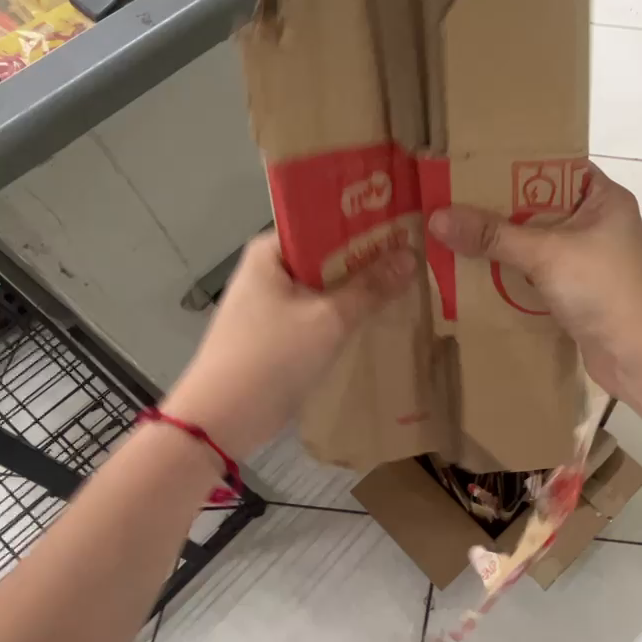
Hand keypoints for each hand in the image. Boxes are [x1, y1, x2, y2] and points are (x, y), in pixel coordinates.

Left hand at [163, 233, 412, 452]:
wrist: (222, 420)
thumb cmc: (271, 357)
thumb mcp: (329, 319)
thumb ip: (370, 287)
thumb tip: (411, 255)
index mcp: (271, 252)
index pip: (323, 221)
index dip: (364, 222)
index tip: (405, 225)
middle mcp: (269, 271)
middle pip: (328, 255)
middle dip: (369, 258)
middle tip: (419, 254)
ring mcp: (272, 305)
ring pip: (327, 288)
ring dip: (360, 290)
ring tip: (410, 283)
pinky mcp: (278, 335)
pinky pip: (320, 315)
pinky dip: (346, 316)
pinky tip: (381, 319)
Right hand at [427, 168, 641, 397]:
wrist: (639, 357)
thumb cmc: (604, 290)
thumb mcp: (546, 254)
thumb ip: (493, 235)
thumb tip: (437, 216)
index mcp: (604, 198)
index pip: (555, 165)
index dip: (515, 163)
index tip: (471, 163)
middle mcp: (599, 223)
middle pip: (540, 206)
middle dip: (498, 208)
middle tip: (451, 199)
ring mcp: (591, 259)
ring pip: (537, 242)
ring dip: (503, 244)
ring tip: (454, 233)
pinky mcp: (580, 291)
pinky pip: (539, 273)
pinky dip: (513, 274)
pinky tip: (476, 273)